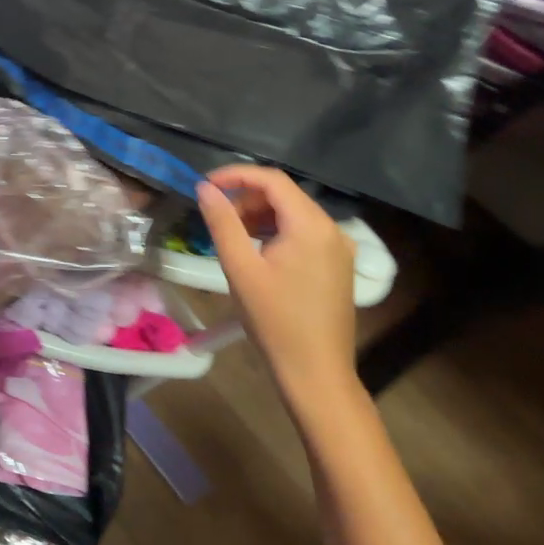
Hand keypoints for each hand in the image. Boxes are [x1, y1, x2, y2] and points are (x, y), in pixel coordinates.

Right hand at [195, 165, 357, 407]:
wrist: (315, 369)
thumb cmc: (274, 319)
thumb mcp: (239, 267)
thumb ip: (222, 222)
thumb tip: (205, 189)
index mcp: (311, 226)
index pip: (272, 180)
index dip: (235, 175)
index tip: (204, 186)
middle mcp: (332, 230)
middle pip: (284, 195)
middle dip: (245, 198)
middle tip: (215, 219)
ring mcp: (339, 248)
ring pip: (293, 214)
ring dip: (258, 216)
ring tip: (231, 238)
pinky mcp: (337, 265)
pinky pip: (303, 233)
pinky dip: (275, 232)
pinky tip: (255, 253)